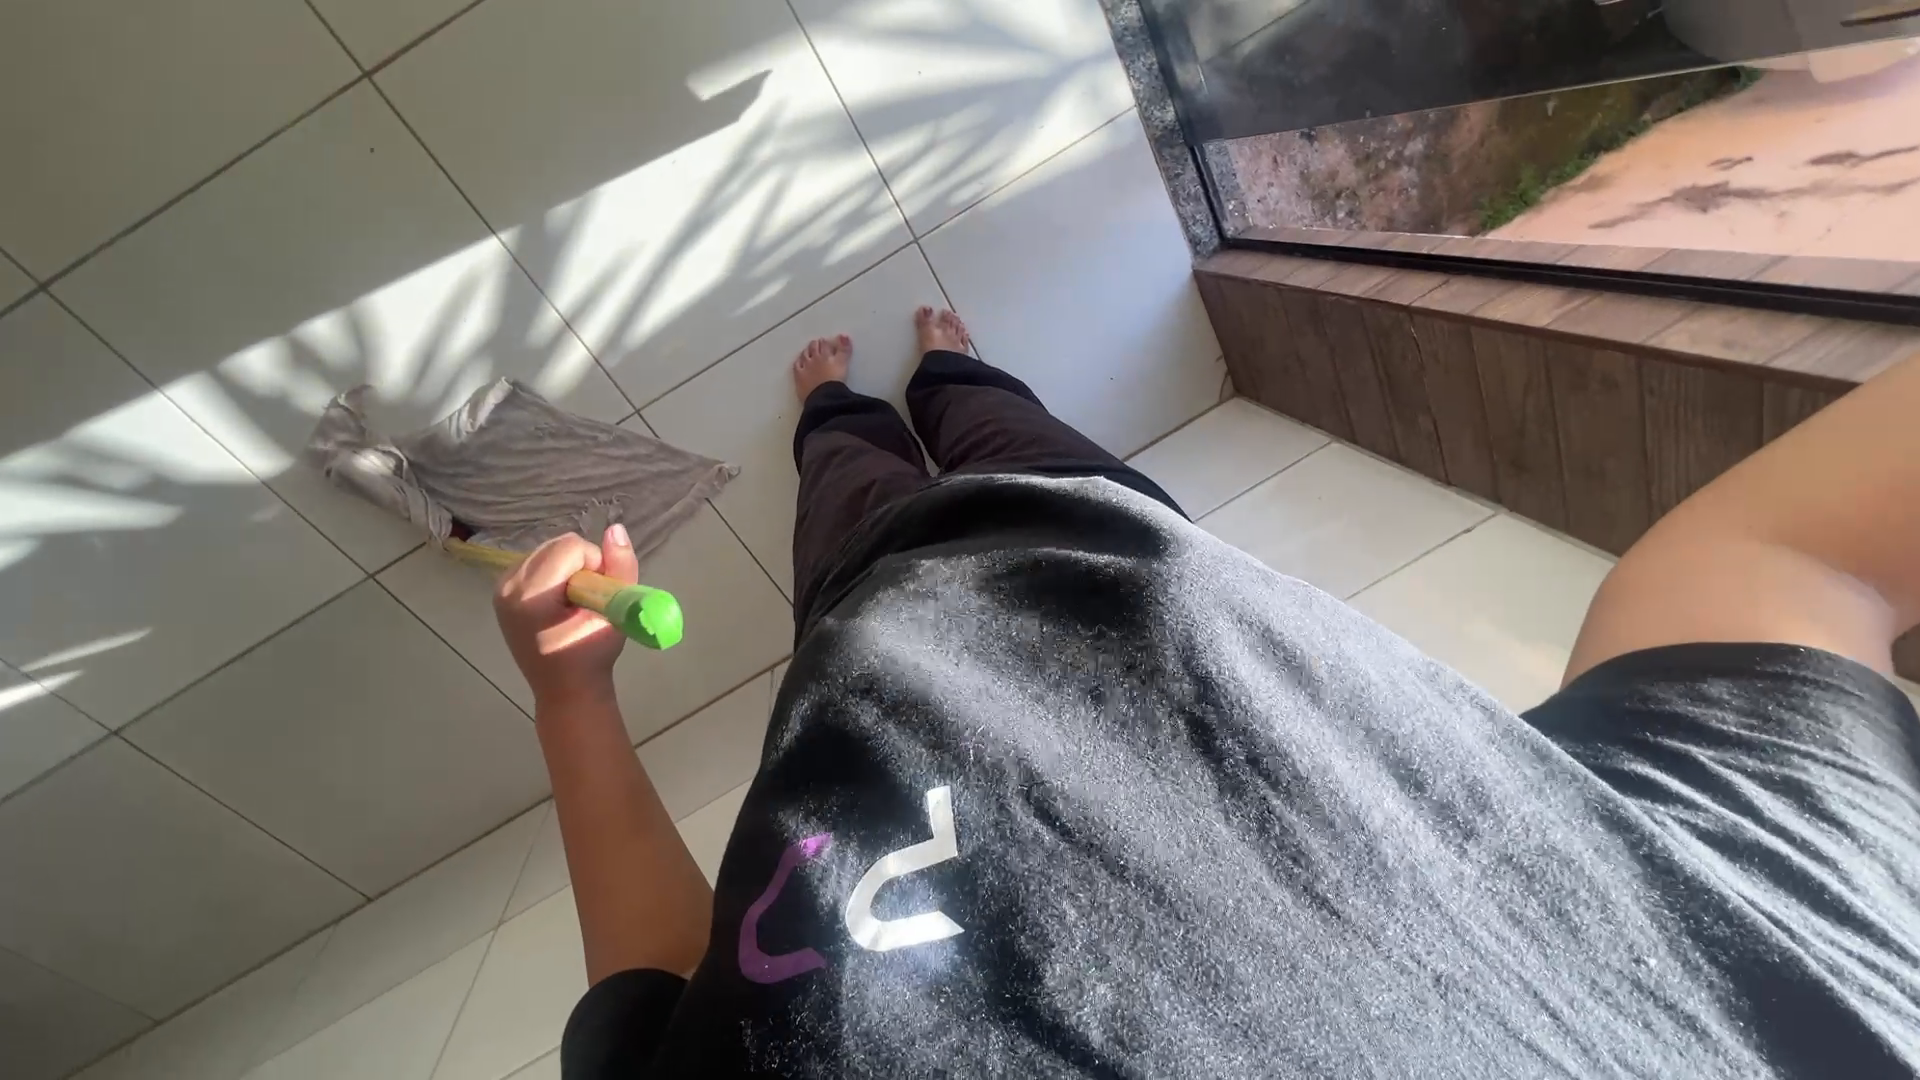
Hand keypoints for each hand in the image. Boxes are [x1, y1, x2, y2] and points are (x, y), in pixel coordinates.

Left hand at [494, 524, 638, 709]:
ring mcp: (500, 588)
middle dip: (581, 563)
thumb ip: (620, 568)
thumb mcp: (617, 613)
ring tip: (574, 601)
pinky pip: (536, 562)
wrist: (565, 689)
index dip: (596, 564)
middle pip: (557, 544)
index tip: (599, 594)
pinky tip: (559, 600)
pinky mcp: (501, 592)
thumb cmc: (593, 655)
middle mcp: (508, 586)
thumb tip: (614, 529)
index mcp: (531, 595)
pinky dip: (554, 573)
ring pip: (547, 550)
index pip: (571, 547)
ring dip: (569, 567)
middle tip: (588, 597)